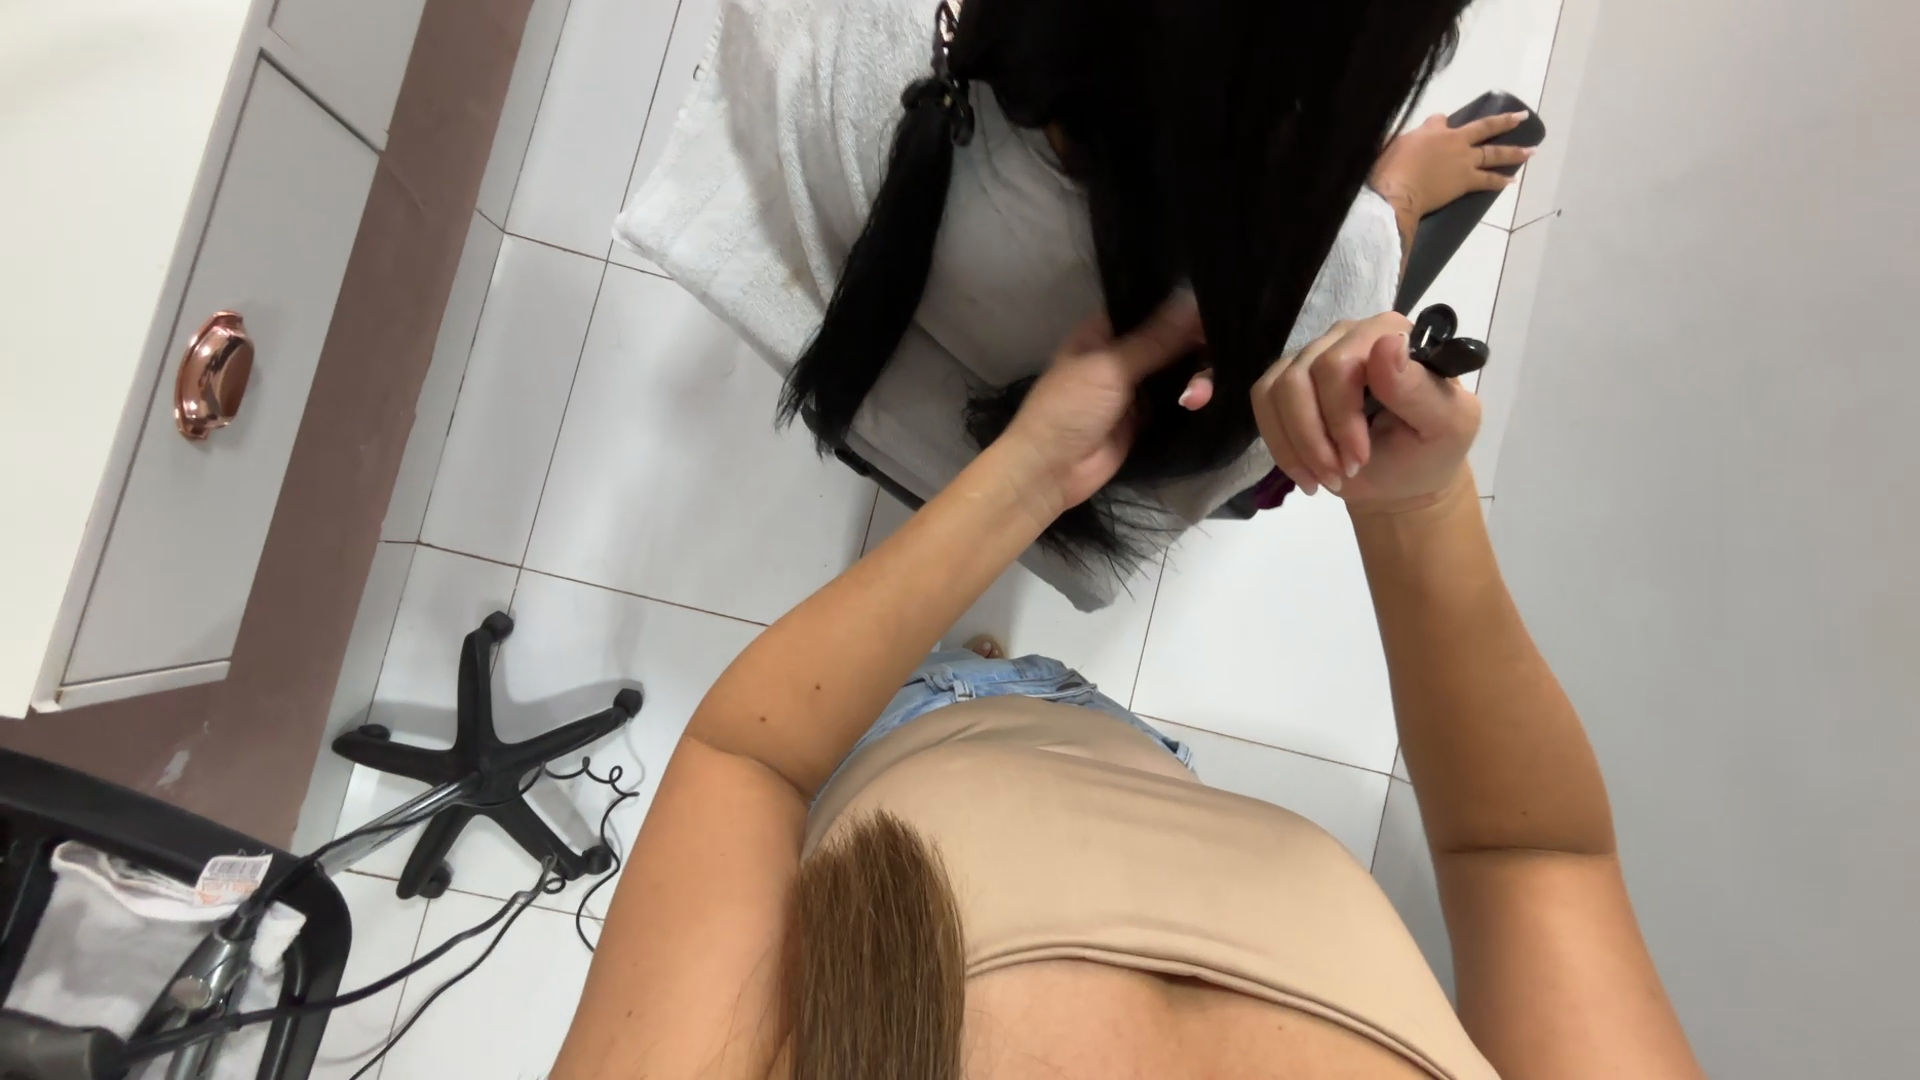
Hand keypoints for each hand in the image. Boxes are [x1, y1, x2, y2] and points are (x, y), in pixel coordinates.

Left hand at [997, 294, 1203, 514]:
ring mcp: (1135, 387)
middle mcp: (1122, 354)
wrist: (1051, 471)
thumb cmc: (1068, 410)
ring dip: (1198, 376)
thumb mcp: (1110, 367)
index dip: (1183, 307)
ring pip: (1180, 371)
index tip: (1217, 307)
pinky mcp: (1146, 417)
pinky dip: (1194, 398)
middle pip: (1172, 339)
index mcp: (1103, 332)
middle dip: (1198, 345)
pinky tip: (1205, 399)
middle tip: (1219, 353)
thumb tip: (1192, 297)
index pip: (1151, 307)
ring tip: (1200, 393)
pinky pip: (1178, 400)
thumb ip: (1155, 339)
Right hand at [1252, 313, 1479, 514]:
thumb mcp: (1447, 426)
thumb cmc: (1427, 451)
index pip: (1340, 362)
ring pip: (1276, 392)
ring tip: (1327, 477)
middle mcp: (1344, 336)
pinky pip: (1261, 404)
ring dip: (1297, 446)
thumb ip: (1420, 387)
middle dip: (1316, 437)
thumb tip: (1388, 344)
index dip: (1341, 415)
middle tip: (1344, 472)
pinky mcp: (1280, 383)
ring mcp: (1307, 358)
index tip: (1360, 458)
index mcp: (1389, 334)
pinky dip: (1280, 446)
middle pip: (1301, 378)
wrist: (1398, 479)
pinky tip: (1305, 471)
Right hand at [1370, 111, 1535, 220]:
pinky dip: (1499, 181)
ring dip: (1513, 151)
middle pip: (1483, 127)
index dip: (1438, 124)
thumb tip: (1391, 141)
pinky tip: (1511, 181)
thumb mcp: (1384, 149)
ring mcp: (1463, 161)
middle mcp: (1453, 141)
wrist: (1394, 196)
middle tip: (1520, 117)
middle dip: (1502, 122)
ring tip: (1530, 151)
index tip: (1437, 125)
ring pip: (1493, 153)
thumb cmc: (1384, 174)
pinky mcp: (1465, 181)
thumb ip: (1394, 143)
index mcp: (1431, 131)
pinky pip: (1487, 180)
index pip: (1438, 120)